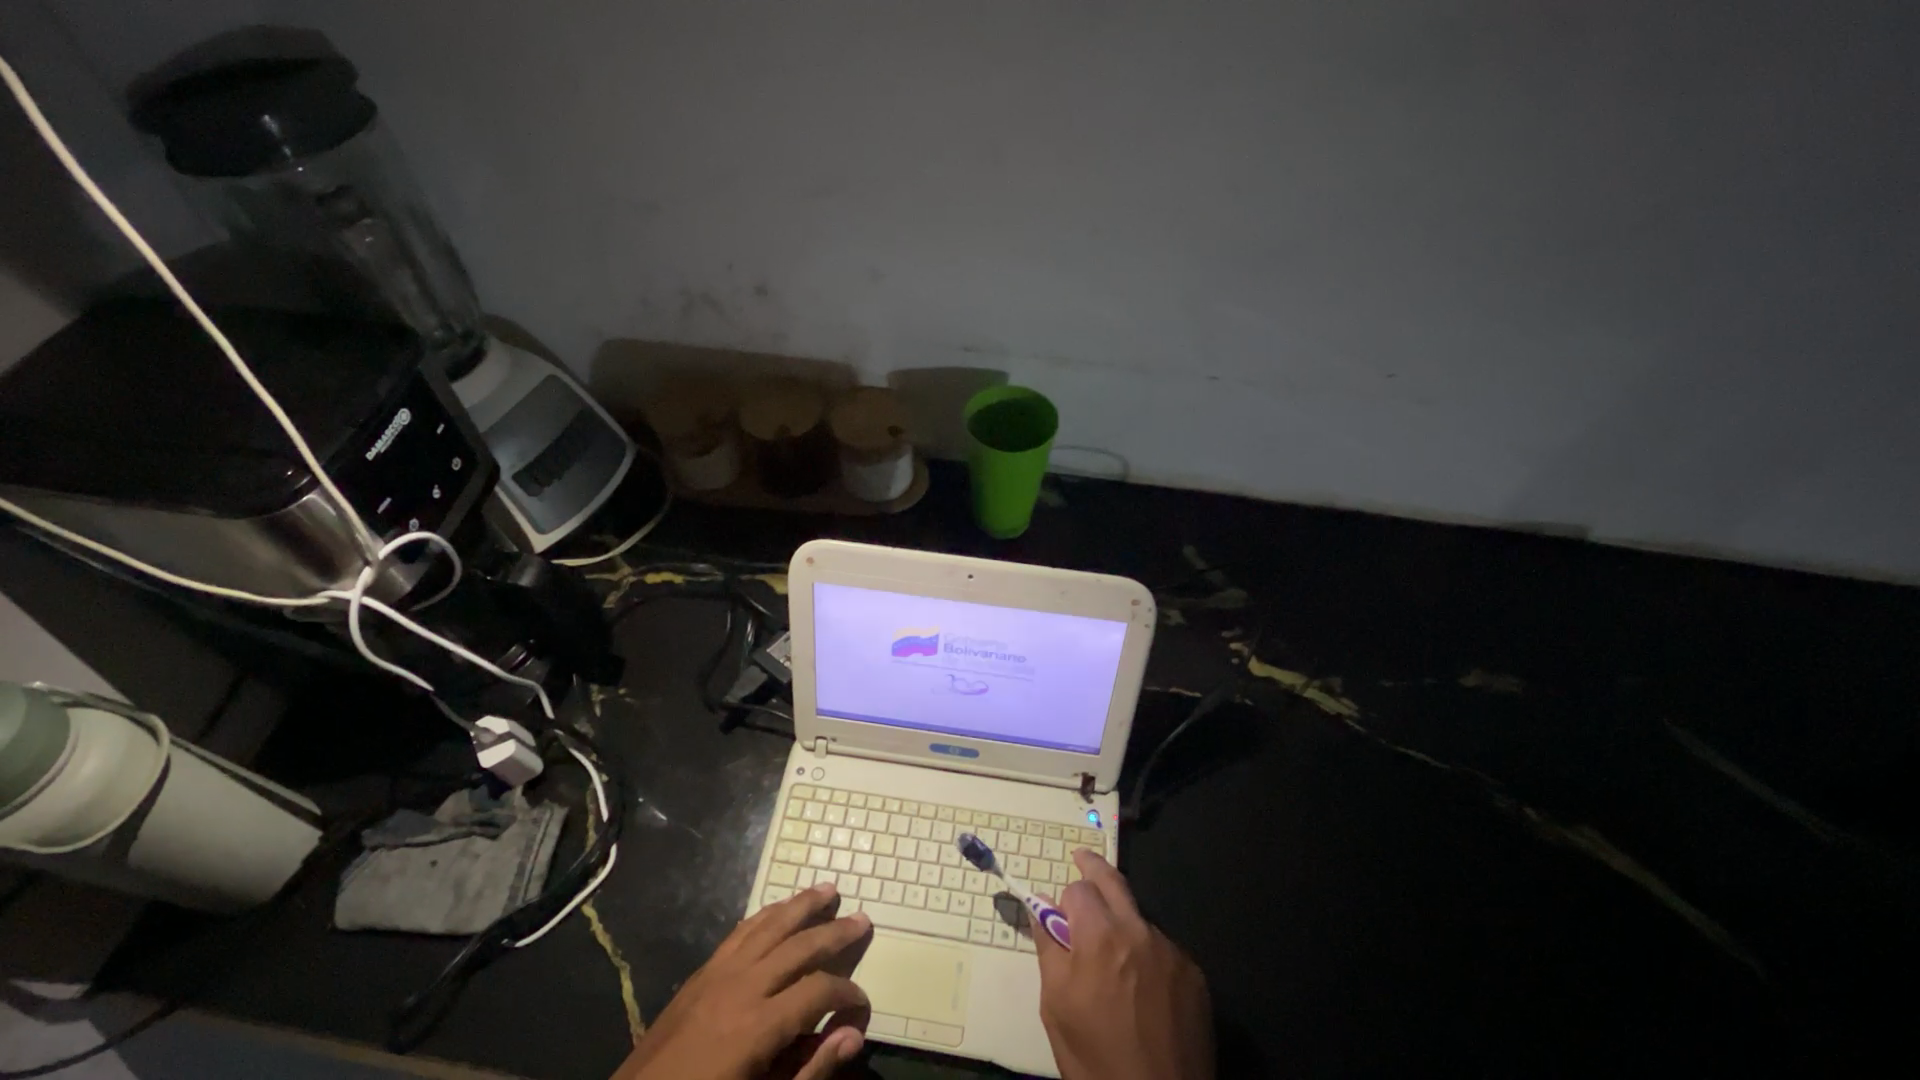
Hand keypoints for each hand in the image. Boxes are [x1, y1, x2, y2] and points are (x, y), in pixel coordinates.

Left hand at [612, 882, 872, 1079]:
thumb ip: (811, 1070)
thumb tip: (854, 1034)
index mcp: (759, 1026)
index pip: (819, 992)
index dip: (848, 994)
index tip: (862, 1006)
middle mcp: (741, 988)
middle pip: (798, 946)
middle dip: (834, 932)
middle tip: (864, 919)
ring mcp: (717, 975)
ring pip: (768, 926)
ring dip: (800, 906)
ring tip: (827, 890)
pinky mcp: (700, 973)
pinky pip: (739, 932)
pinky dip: (765, 916)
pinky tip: (778, 910)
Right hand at [1034, 850, 1213, 1079]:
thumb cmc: (1095, 1058)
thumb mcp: (1056, 1006)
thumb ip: (1050, 951)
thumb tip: (1043, 913)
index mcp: (1100, 937)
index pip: (1079, 888)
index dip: (1065, 901)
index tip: (1059, 915)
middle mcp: (1139, 931)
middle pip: (1114, 881)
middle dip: (1094, 869)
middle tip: (1082, 860)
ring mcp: (1172, 951)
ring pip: (1139, 919)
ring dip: (1122, 925)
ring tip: (1113, 961)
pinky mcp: (1195, 974)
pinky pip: (1163, 949)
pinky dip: (1147, 955)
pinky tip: (1142, 988)